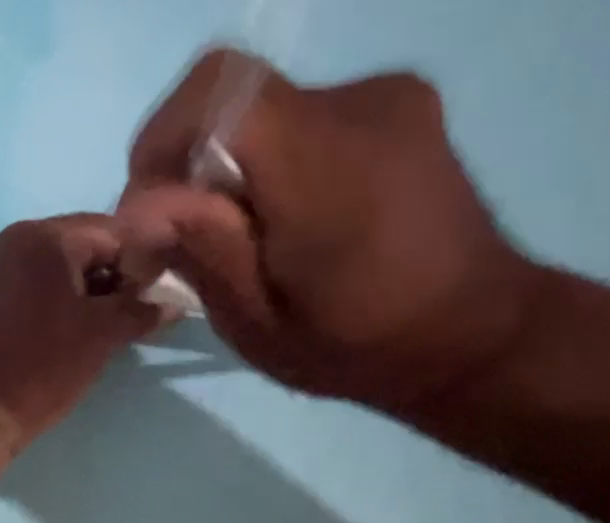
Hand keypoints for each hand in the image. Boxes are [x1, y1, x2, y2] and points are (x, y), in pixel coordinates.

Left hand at [0, 214, 169, 443]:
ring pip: (39, 266)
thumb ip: (139, 311)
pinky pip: (12, 286)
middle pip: (71, 244)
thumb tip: (174, 304)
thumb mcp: (100, 338)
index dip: (135, 263)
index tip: (143, 299)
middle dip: (100, 275)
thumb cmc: (39, 370)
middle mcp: (3, 239)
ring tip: (81, 329)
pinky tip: (43, 335)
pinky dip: (34, 301)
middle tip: (115, 317)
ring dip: (67, 289)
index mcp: (41, 237)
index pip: (109, 232)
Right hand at [117, 50, 541, 410]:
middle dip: (187, 164)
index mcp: (328, 163)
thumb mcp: (258, 324)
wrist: (473, 332)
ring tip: (238, 239)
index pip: (219, 90)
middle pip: (233, 101)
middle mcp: (363, 105)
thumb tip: (137, 208)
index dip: (163, 136)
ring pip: (262, 111)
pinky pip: (298, 117)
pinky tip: (280, 221)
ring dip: (226, 169)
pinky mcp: (395, 106)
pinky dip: (265, 162)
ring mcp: (387, 98)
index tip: (150, 205)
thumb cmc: (357, 345)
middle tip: (183, 238)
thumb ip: (201, 251)